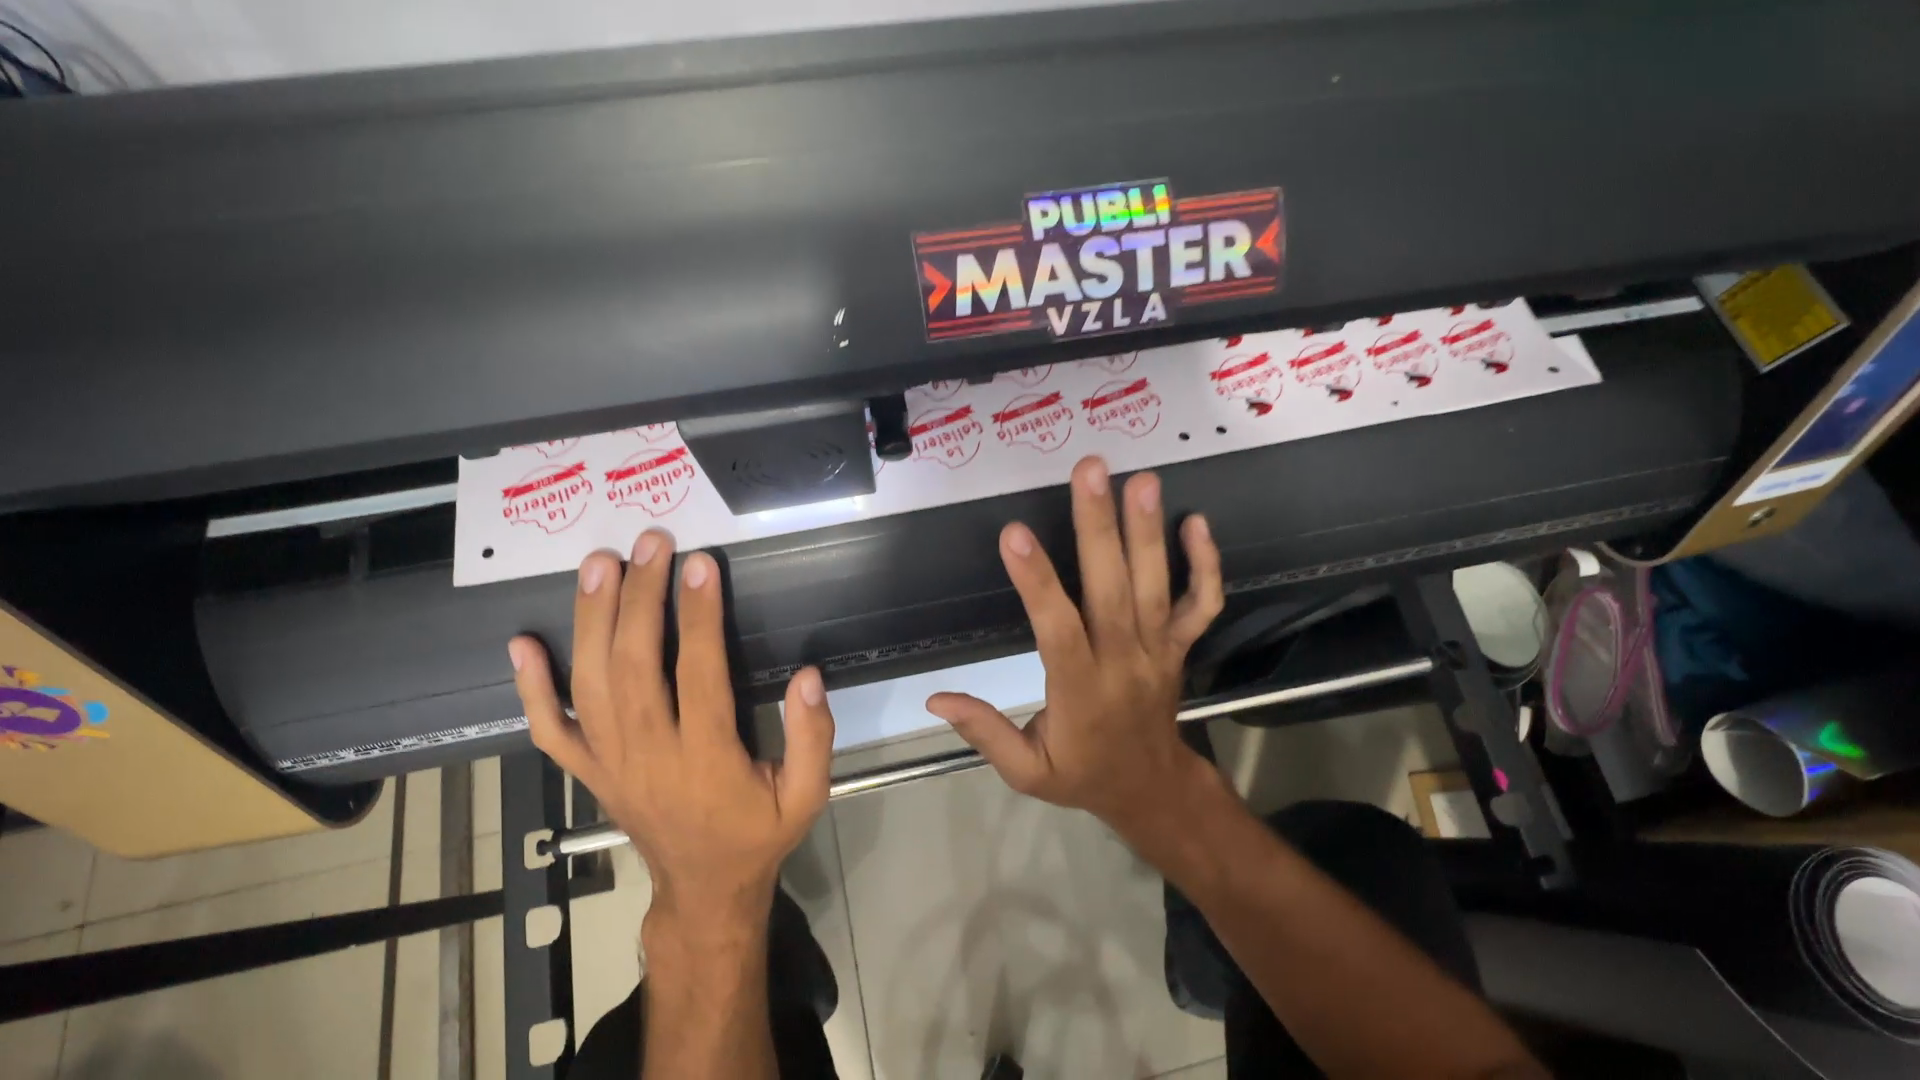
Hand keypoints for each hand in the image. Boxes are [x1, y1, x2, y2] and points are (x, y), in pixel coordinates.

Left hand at [507, 532, 834, 941]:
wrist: (704, 891)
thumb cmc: (758, 836)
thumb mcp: (808, 796)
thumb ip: (814, 737)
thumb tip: (808, 677)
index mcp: (708, 759)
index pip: (698, 673)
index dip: (698, 615)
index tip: (700, 564)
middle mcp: (651, 755)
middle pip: (635, 665)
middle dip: (640, 598)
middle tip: (649, 544)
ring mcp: (610, 763)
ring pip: (592, 684)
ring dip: (591, 621)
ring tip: (598, 566)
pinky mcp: (588, 772)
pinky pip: (551, 728)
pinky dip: (531, 688)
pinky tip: (522, 644)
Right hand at [926, 455, 1224, 835]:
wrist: (1152, 790)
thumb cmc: (1082, 774)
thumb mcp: (1026, 771)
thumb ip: (984, 732)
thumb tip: (936, 698)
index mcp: (1081, 691)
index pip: (1058, 630)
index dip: (1037, 583)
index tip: (1015, 534)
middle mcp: (1124, 663)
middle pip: (1113, 591)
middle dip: (1099, 528)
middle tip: (1090, 472)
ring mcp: (1158, 651)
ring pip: (1155, 588)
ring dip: (1148, 532)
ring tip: (1140, 480)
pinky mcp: (1180, 647)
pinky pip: (1201, 604)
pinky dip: (1206, 565)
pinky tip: (1195, 522)